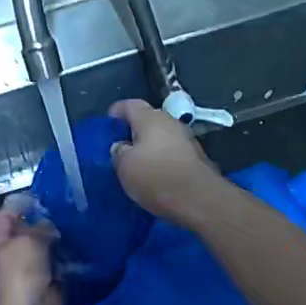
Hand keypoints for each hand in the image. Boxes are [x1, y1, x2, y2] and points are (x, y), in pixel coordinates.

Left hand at [0, 195, 60, 304]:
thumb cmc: (24, 270)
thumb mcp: (29, 240)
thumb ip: (38, 227)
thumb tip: (47, 225)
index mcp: (0, 240)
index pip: (4, 215)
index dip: (19, 205)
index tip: (38, 199)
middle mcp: (12, 250)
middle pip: (24, 228)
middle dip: (40, 220)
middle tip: (59, 211)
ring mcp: (28, 263)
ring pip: (41, 242)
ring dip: (54, 236)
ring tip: (69, 225)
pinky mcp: (44, 274)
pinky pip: (53, 257)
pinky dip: (62, 252)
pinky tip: (73, 244)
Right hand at [108, 100, 223, 219]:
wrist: (198, 199)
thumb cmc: (156, 177)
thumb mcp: (125, 166)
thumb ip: (118, 152)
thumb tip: (121, 146)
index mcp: (151, 119)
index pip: (130, 105)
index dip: (117, 112)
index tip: (107, 123)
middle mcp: (171, 123)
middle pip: (148, 121)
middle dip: (134, 131)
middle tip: (120, 147)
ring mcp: (187, 140)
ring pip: (161, 138)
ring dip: (149, 147)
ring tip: (136, 164)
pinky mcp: (195, 159)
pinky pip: (171, 154)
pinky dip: (161, 160)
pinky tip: (154, 175)